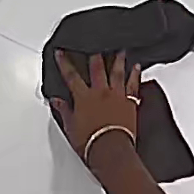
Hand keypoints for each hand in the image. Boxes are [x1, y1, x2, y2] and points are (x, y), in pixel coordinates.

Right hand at [51, 50, 141, 172]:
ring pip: (117, 72)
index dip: (64, 62)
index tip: (61, 52)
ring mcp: (116, 96)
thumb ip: (64, 110)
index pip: (71, 75)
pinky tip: (137, 67)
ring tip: (119, 49)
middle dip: (94, 54)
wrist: (110, 150)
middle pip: (97, 68)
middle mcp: (100, 92)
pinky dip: (135, 74)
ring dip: (118, 59)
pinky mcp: (130, 102)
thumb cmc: (90, 142)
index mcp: (83, 97)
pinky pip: (133, 85)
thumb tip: (56, 101)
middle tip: (96, 42)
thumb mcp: (70, 127)